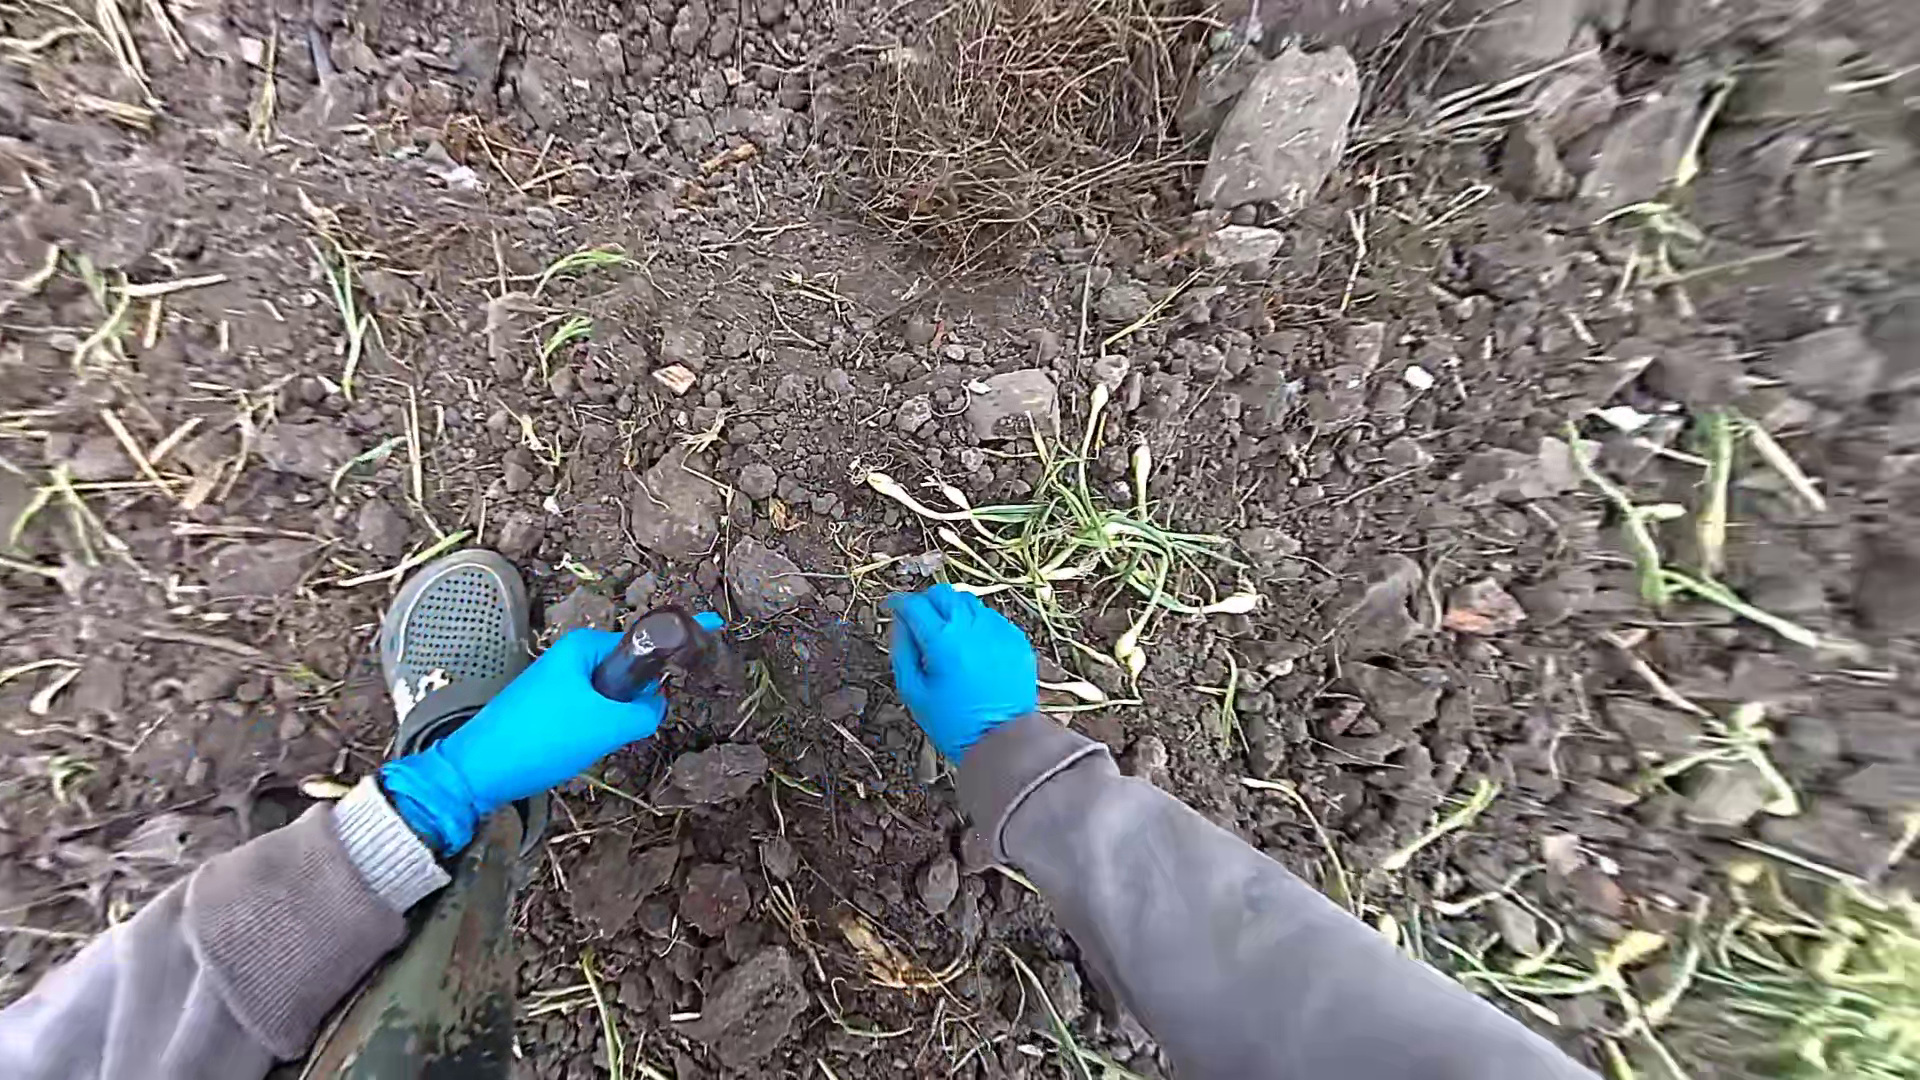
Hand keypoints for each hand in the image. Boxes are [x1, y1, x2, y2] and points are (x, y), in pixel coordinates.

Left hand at [381, 615, 722, 853]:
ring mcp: (558, 680)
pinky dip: (599, 723)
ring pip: (612, 693)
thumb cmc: (541, 739)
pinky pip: (593, 706)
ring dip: (617, 715)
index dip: (684, 632)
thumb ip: (647, 712)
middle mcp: (571, 656)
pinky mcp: (549, 704)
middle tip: (629, 723)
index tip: (715, 623)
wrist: (471, 776)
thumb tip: (654, 705)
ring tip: (595, 741)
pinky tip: (584, 745)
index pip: (646, 637)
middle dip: (638, 696)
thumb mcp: (608, 726)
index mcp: (584, 647)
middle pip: (631, 669)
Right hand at [887, 585, 1036, 760]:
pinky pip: (990, 619)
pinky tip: (972, 649)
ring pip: (968, 602)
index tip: (893, 607)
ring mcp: (998, 630)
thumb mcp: (914, 692)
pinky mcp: (1016, 638)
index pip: (915, 605)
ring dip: (953, 612)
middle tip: (921, 621)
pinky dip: (977, 625)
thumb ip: (902, 651)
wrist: (1003, 740)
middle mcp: (972, 627)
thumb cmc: (954, 723)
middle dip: (927, 602)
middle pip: (943, 593)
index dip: (899, 604)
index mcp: (943, 640)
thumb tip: (899, 623)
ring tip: (948, 638)